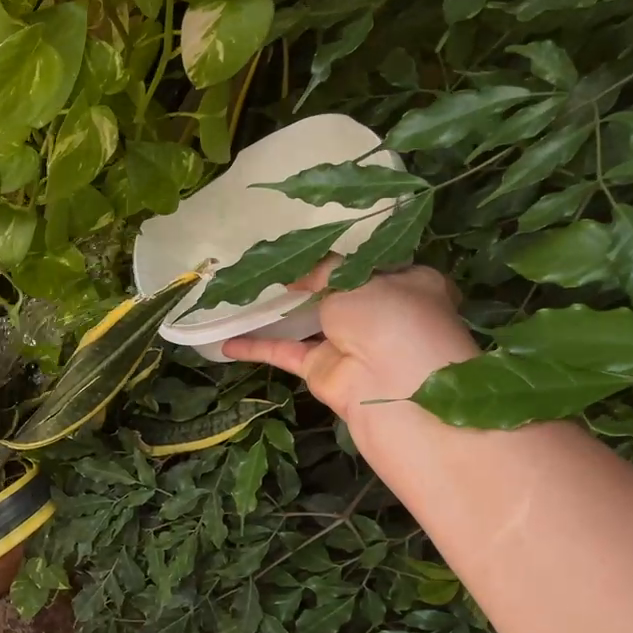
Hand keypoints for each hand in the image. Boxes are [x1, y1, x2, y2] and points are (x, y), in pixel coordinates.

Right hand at [221, 258, 479, 428]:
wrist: (391, 379)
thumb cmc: (388, 316)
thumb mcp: (356, 278)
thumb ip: (323, 270)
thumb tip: (297, 274)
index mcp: (406, 284)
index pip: (370, 267)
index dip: (340, 261)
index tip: (305, 253)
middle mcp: (378, 313)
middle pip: (335, 295)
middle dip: (305, 286)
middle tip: (268, 275)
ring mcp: (348, 342)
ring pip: (305, 324)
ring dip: (276, 316)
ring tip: (242, 303)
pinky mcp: (320, 367)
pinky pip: (284, 352)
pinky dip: (256, 348)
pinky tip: (227, 344)